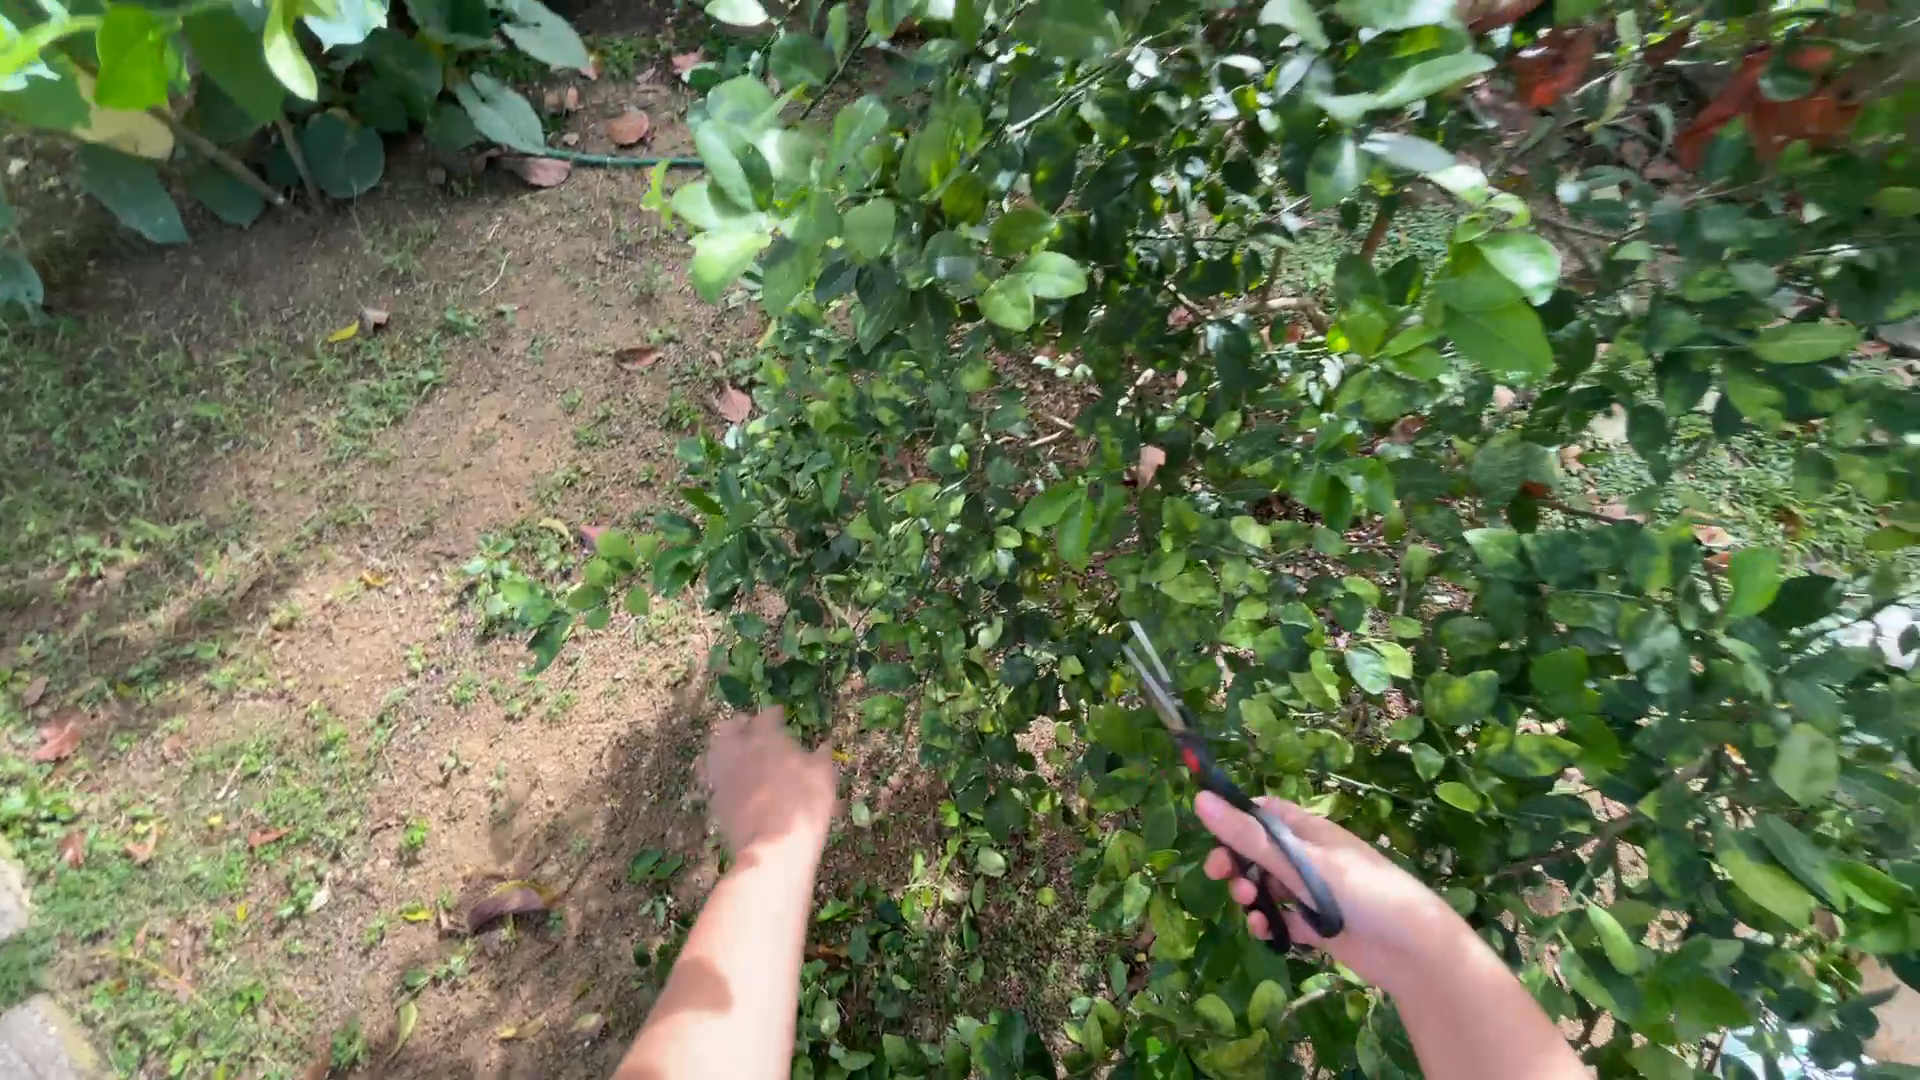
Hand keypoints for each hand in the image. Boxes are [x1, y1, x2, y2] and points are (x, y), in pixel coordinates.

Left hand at [703, 707, 837, 856]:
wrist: (774, 848)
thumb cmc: (804, 805)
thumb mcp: (824, 776)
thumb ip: (821, 756)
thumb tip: (823, 745)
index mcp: (766, 739)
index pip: (767, 716)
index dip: (774, 714)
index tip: (780, 714)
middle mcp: (739, 751)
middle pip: (728, 728)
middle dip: (740, 725)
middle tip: (750, 728)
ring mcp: (723, 776)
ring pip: (714, 752)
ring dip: (724, 747)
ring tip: (735, 752)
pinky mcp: (715, 801)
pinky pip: (714, 781)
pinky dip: (722, 777)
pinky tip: (733, 782)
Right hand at [1197, 791, 1471, 996]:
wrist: (1415, 951)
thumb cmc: (1359, 889)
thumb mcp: (1297, 860)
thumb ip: (1247, 835)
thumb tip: (1199, 798)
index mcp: (1304, 829)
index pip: (1260, 813)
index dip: (1233, 820)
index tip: (1212, 834)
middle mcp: (1305, 856)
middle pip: (1256, 851)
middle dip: (1235, 861)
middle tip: (1219, 875)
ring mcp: (1310, 890)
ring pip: (1265, 885)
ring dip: (1248, 893)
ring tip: (1248, 907)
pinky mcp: (1315, 923)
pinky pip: (1280, 916)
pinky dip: (1267, 921)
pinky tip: (1264, 929)